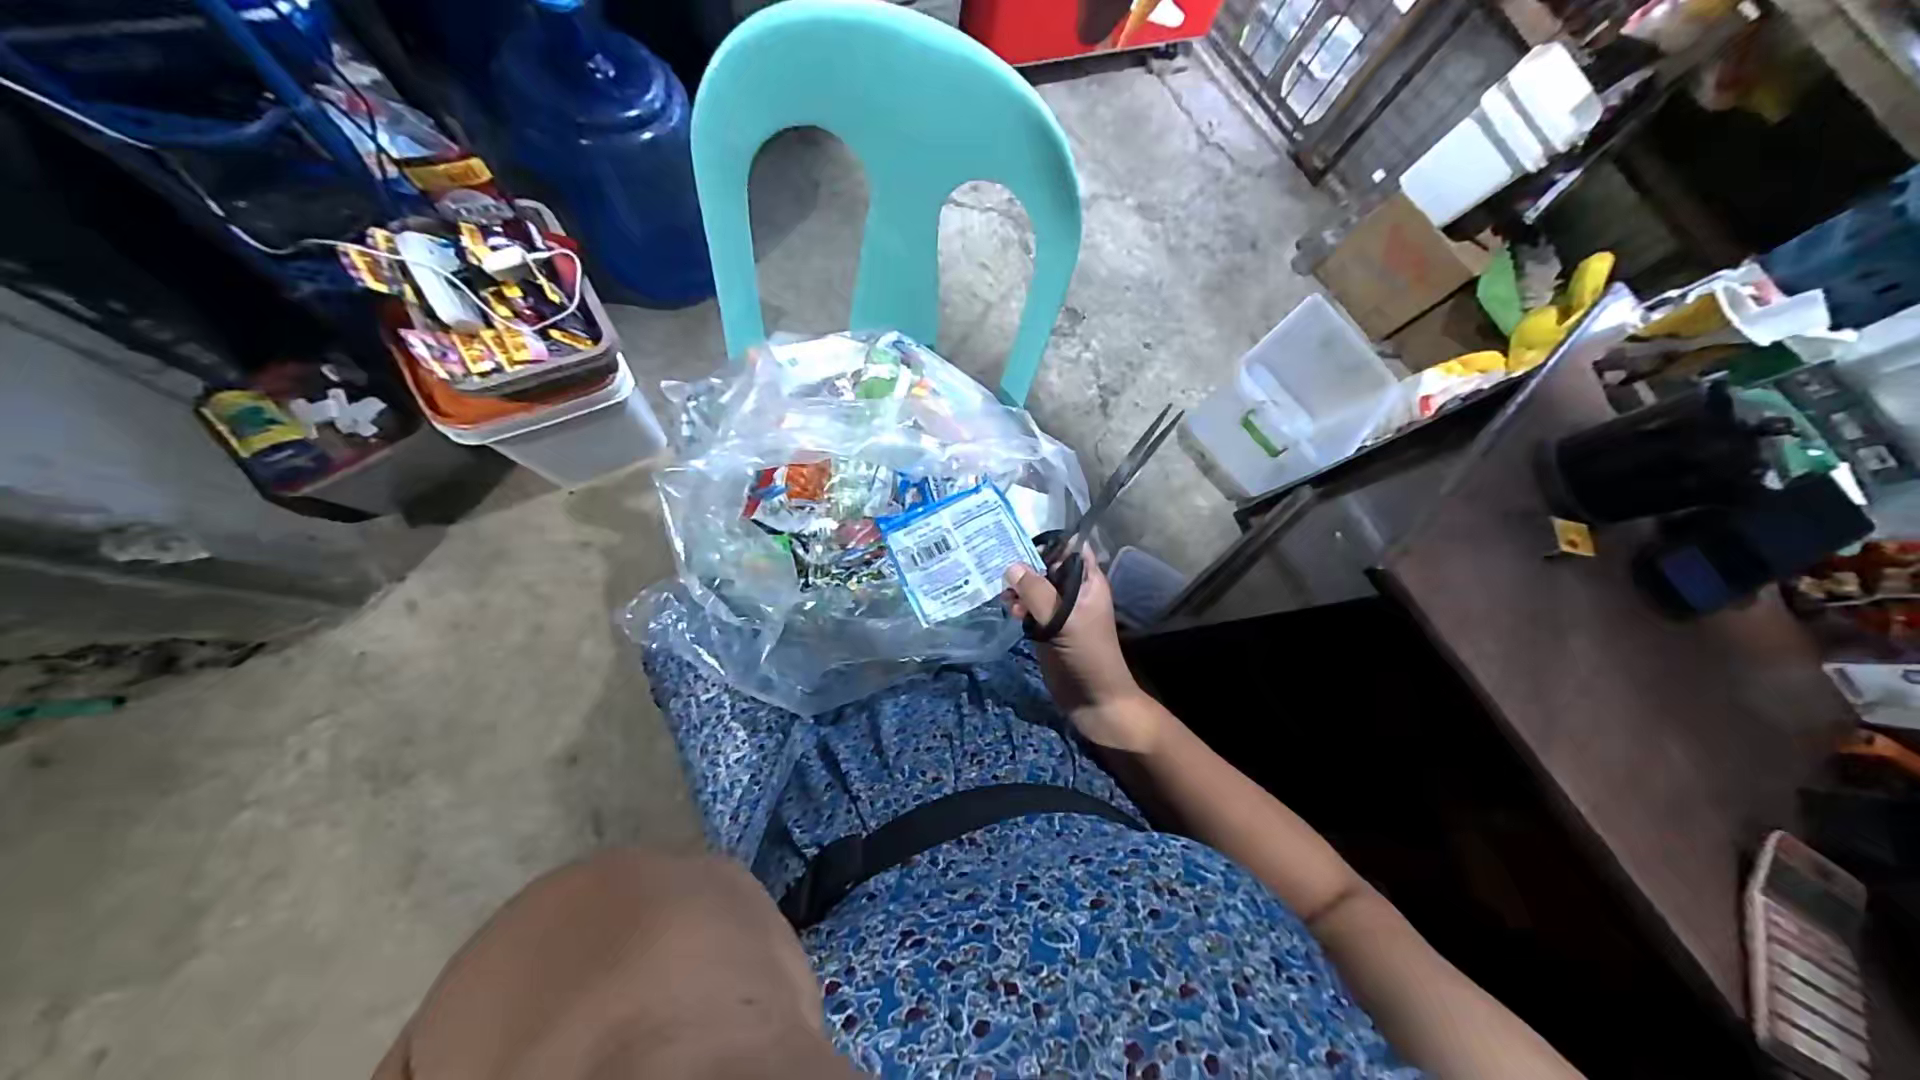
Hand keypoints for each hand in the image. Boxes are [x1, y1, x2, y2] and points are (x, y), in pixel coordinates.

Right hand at [1002, 556, 1162, 752]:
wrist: (1094, 701)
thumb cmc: (1088, 656)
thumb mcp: (1065, 621)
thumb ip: (1038, 592)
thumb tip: (1012, 566)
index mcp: (1088, 582)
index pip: (1070, 547)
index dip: (1048, 541)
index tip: (1018, 538)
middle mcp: (1073, 591)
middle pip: (1046, 565)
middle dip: (1024, 564)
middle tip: (999, 566)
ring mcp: (1059, 611)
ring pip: (1034, 587)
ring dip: (1018, 588)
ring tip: (1008, 599)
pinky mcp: (1045, 628)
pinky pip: (1028, 608)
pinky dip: (1018, 606)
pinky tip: (1010, 612)